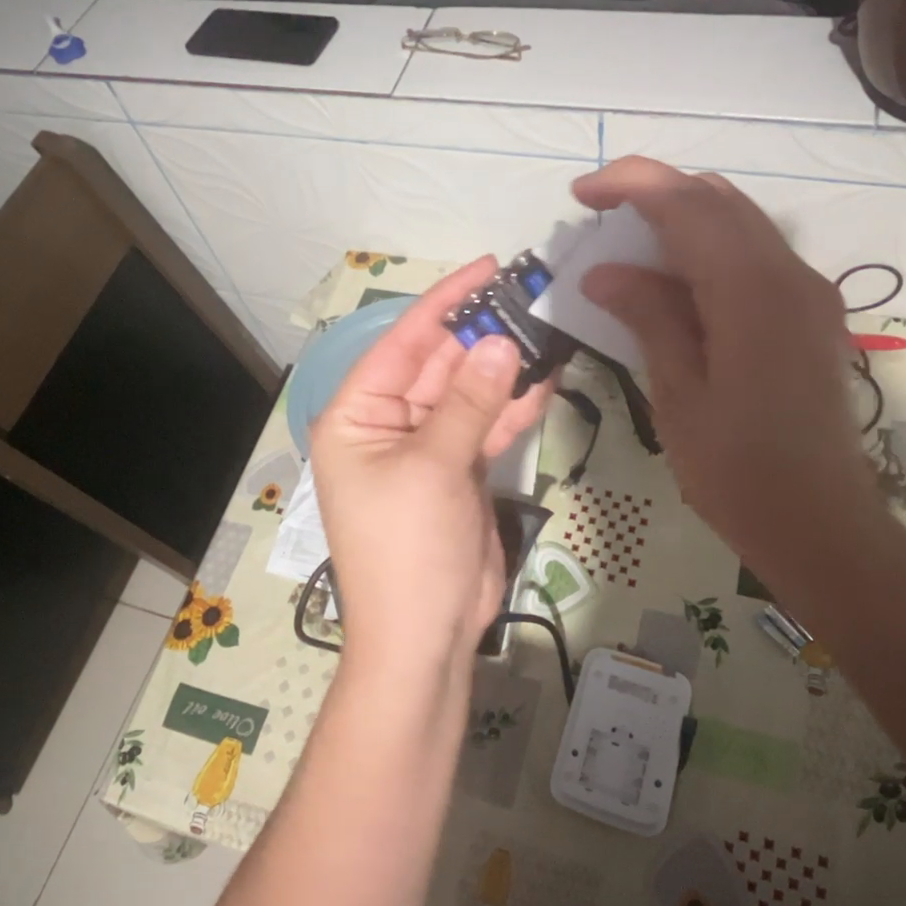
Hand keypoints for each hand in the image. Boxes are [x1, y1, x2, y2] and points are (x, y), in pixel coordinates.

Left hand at [309, 258, 554, 673]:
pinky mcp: (460, 473)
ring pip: (468, 394)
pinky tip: (547, 374)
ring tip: (548, 324)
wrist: (425, 636)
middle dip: (482, 333)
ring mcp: (427, 450)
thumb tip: (502, 341)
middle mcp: (388, 426)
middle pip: (438, 365)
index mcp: (357, 417)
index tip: (487, 269)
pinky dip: (513, 406)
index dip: (444, 305)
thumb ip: (470, 402)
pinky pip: (486, 427)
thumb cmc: (408, 548)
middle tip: (533, 294)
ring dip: (504, 366)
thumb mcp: (434, 468)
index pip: (401, 345)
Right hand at [572, 157, 881, 570]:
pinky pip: (756, 255)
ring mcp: (809, 292)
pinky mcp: (812, 314)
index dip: (631, 185)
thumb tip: (606, 272)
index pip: (687, 205)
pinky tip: (676, 283)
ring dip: (684, 219)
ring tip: (629, 248)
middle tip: (600, 219)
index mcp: (752, 292)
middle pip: (719, 200)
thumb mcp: (679, 395)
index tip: (580, 195)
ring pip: (741, 223)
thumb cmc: (737, 471)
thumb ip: (649, 318)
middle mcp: (790, 274)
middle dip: (655, 194)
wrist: (819, 521)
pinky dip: (711, 249)